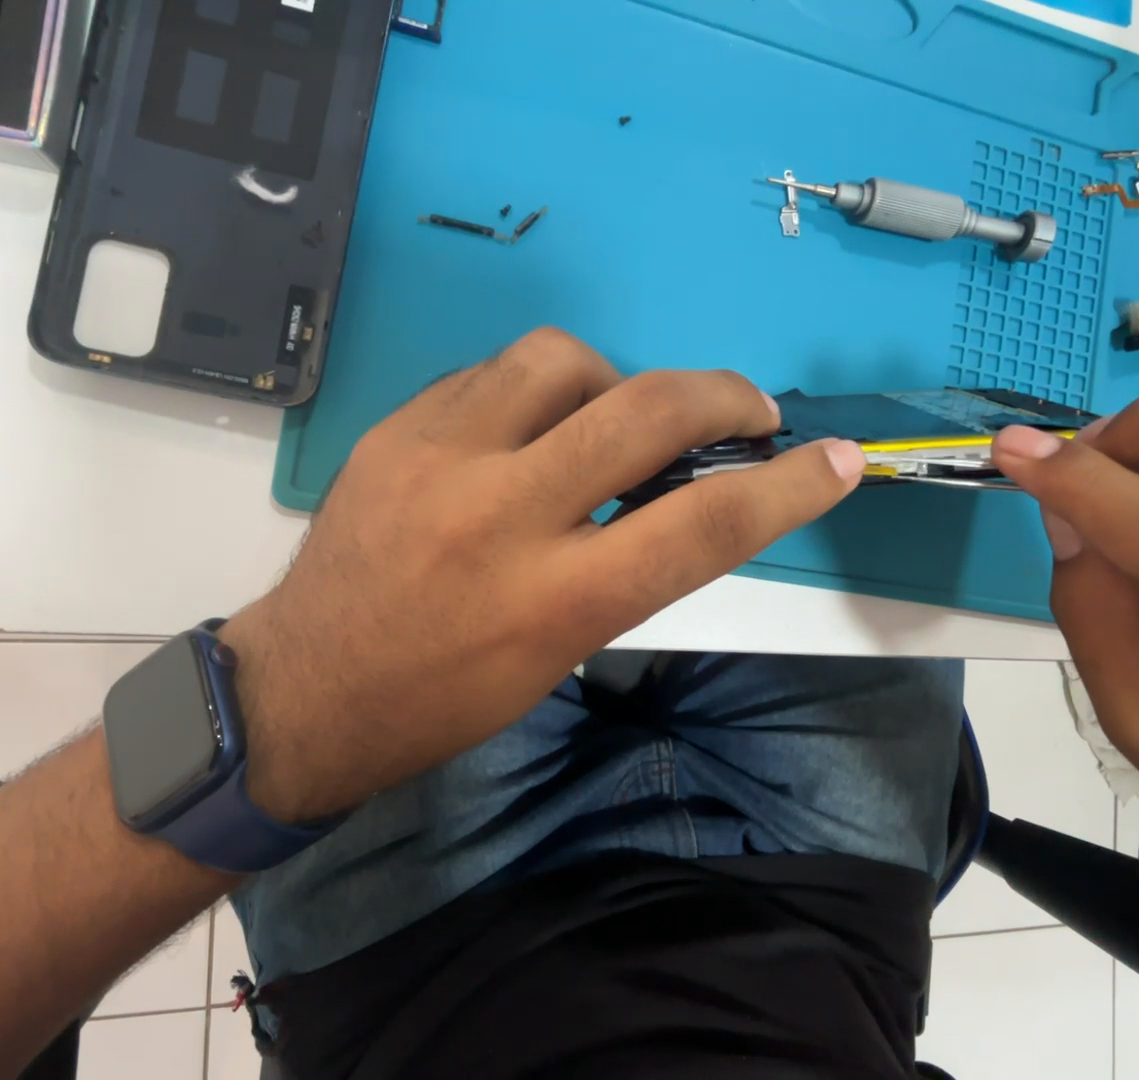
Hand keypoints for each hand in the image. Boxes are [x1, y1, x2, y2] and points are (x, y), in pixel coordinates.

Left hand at [220, 328, 863, 822]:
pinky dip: (538, 393)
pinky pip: (494, 375)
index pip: (700, 527)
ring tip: (615, 418)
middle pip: (644, 412)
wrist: (305, 691)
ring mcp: (439, 458)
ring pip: (563, 360)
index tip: (833, 463)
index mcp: (553, 600)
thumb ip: (627, 567)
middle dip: (721, 397)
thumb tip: (684, 491)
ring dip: (617, 380)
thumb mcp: (558, 651)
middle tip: (746, 411)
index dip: (785, 491)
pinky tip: (533, 428)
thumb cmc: (446, 697)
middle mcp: (500, 515)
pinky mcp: (396, 429)